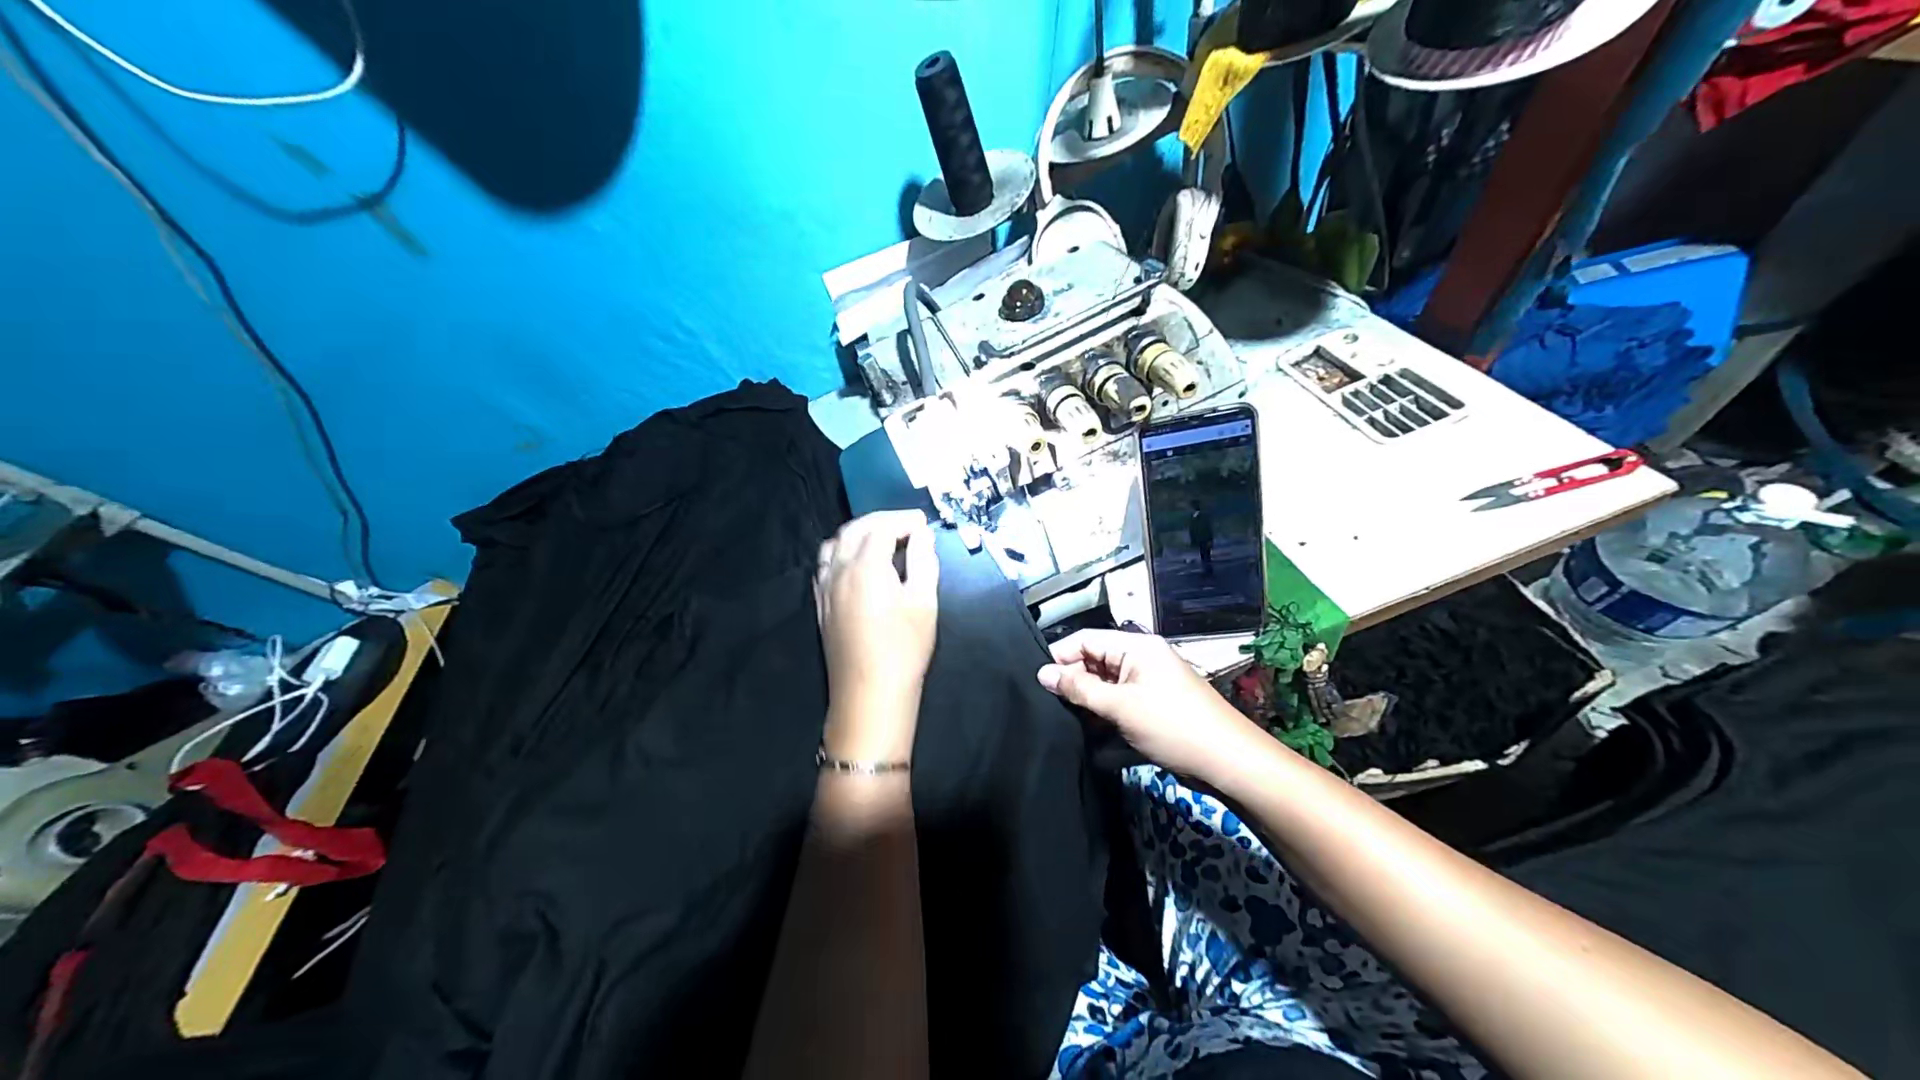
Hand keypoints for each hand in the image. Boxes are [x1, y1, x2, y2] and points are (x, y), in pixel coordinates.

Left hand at [814, 511, 939, 757]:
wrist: (869, 694)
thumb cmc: (904, 648)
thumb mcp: (924, 602)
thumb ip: (923, 562)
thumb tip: (922, 536)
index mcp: (865, 565)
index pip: (881, 527)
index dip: (903, 520)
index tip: (923, 524)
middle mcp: (839, 570)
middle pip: (854, 529)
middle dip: (881, 521)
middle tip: (906, 526)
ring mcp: (825, 588)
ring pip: (835, 544)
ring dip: (858, 534)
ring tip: (882, 541)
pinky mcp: (821, 605)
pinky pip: (825, 565)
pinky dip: (842, 553)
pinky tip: (856, 565)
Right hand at [1038, 630, 1264, 780]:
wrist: (1228, 761)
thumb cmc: (1172, 726)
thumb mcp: (1119, 707)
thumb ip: (1079, 688)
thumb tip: (1042, 673)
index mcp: (1136, 646)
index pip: (1085, 639)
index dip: (1059, 657)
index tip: (1037, 682)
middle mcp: (1141, 658)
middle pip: (1094, 660)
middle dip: (1072, 681)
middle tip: (1048, 705)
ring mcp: (1148, 682)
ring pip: (1105, 683)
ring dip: (1087, 700)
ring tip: (1065, 720)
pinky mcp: (1153, 705)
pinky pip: (1119, 700)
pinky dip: (1104, 712)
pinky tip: (1089, 730)